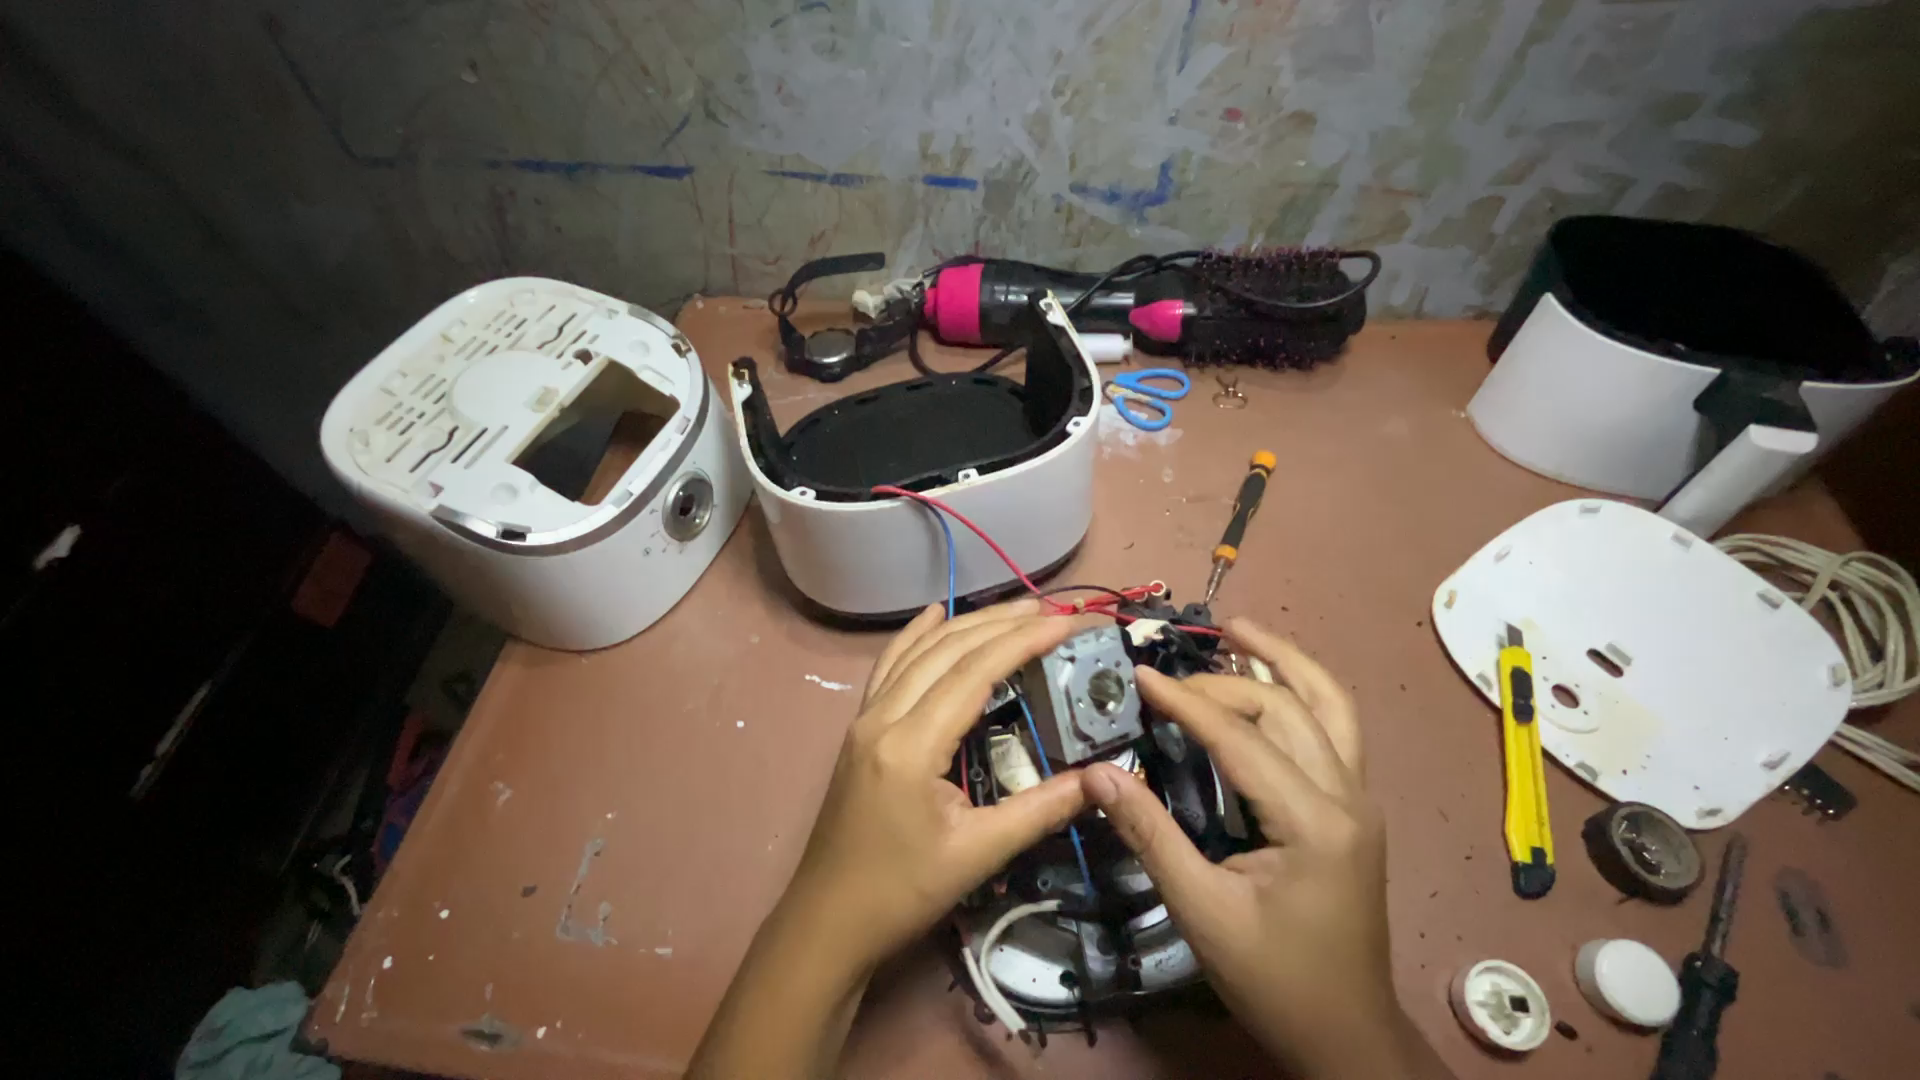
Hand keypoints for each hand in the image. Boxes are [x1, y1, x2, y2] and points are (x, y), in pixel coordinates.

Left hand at [785, 600, 1088, 969]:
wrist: (827, 921)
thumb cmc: (902, 892)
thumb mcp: (978, 853)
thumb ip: (1040, 809)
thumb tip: (1102, 779)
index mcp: (911, 744)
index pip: (973, 672)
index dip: (1022, 641)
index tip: (1065, 621)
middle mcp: (882, 717)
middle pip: (946, 650)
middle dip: (1000, 623)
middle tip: (1050, 608)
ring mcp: (865, 719)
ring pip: (917, 652)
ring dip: (964, 624)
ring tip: (1012, 609)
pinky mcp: (859, 729)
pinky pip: (889, 667)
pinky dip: (914, 636)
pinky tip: (931, 615)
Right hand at [1080, 618, 1446, 1079]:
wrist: (1346, 1034)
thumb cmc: (1274, 979)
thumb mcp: (1202, 912)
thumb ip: (1150, 834)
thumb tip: (1098, 773)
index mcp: (1314, 821)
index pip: (1240, 738)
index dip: (1185, 701)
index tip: (1139, 673)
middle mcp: (1348, 797)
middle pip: (1286, 708)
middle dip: (1224, 681)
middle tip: (1167, 675)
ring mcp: (1360, 801)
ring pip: (1330, 707)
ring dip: (1285, 661)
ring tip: (1239, 629)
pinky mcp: (1355, 810)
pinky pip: (1334, 731)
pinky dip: (1302, 693)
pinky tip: (1271, 682)